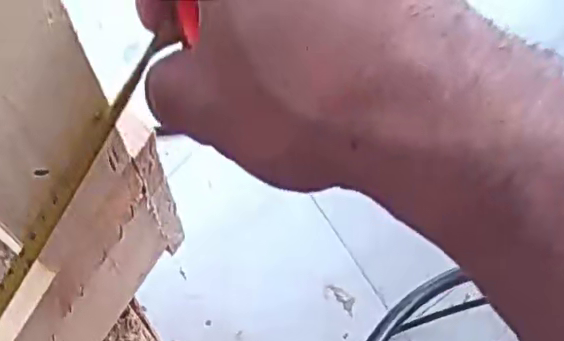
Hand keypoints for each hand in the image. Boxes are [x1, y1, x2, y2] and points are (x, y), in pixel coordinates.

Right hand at [136, 0, 487, 191]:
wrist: (405, 99)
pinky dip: (312, 33)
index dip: (158, 2)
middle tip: (218, 67)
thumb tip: (173, 88)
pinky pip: (329, 15)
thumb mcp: (202, 107)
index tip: (163, 31)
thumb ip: (168, 88)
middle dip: (215, 15)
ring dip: (264, 27)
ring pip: (282, 3)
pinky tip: (318, 79)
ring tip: (274, 88)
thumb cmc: (299, 90)